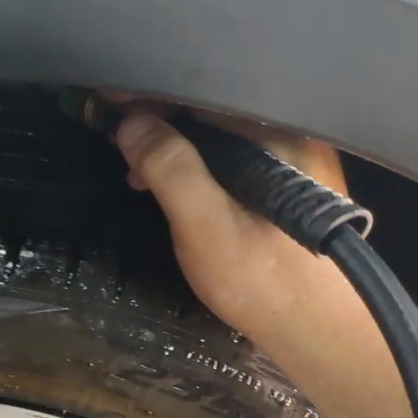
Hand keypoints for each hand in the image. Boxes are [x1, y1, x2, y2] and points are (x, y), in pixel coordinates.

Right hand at [105, 102, 359, 345]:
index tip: (105, 99)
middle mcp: (285, 134)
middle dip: (155, 116)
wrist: (311, 328)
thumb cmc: (260, 277)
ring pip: (213, 131)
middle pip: (208, 106)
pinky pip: (223, 154)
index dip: (151, 91)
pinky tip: (164, 184)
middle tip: (112, 138)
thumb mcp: (203, 221)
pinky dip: (187, 162)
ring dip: (167, 143)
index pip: (203, 90)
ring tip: (133, 171)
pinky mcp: (276, 182)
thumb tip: (131, 123)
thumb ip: (170, 167)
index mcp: (274, 133)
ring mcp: (284, 158)